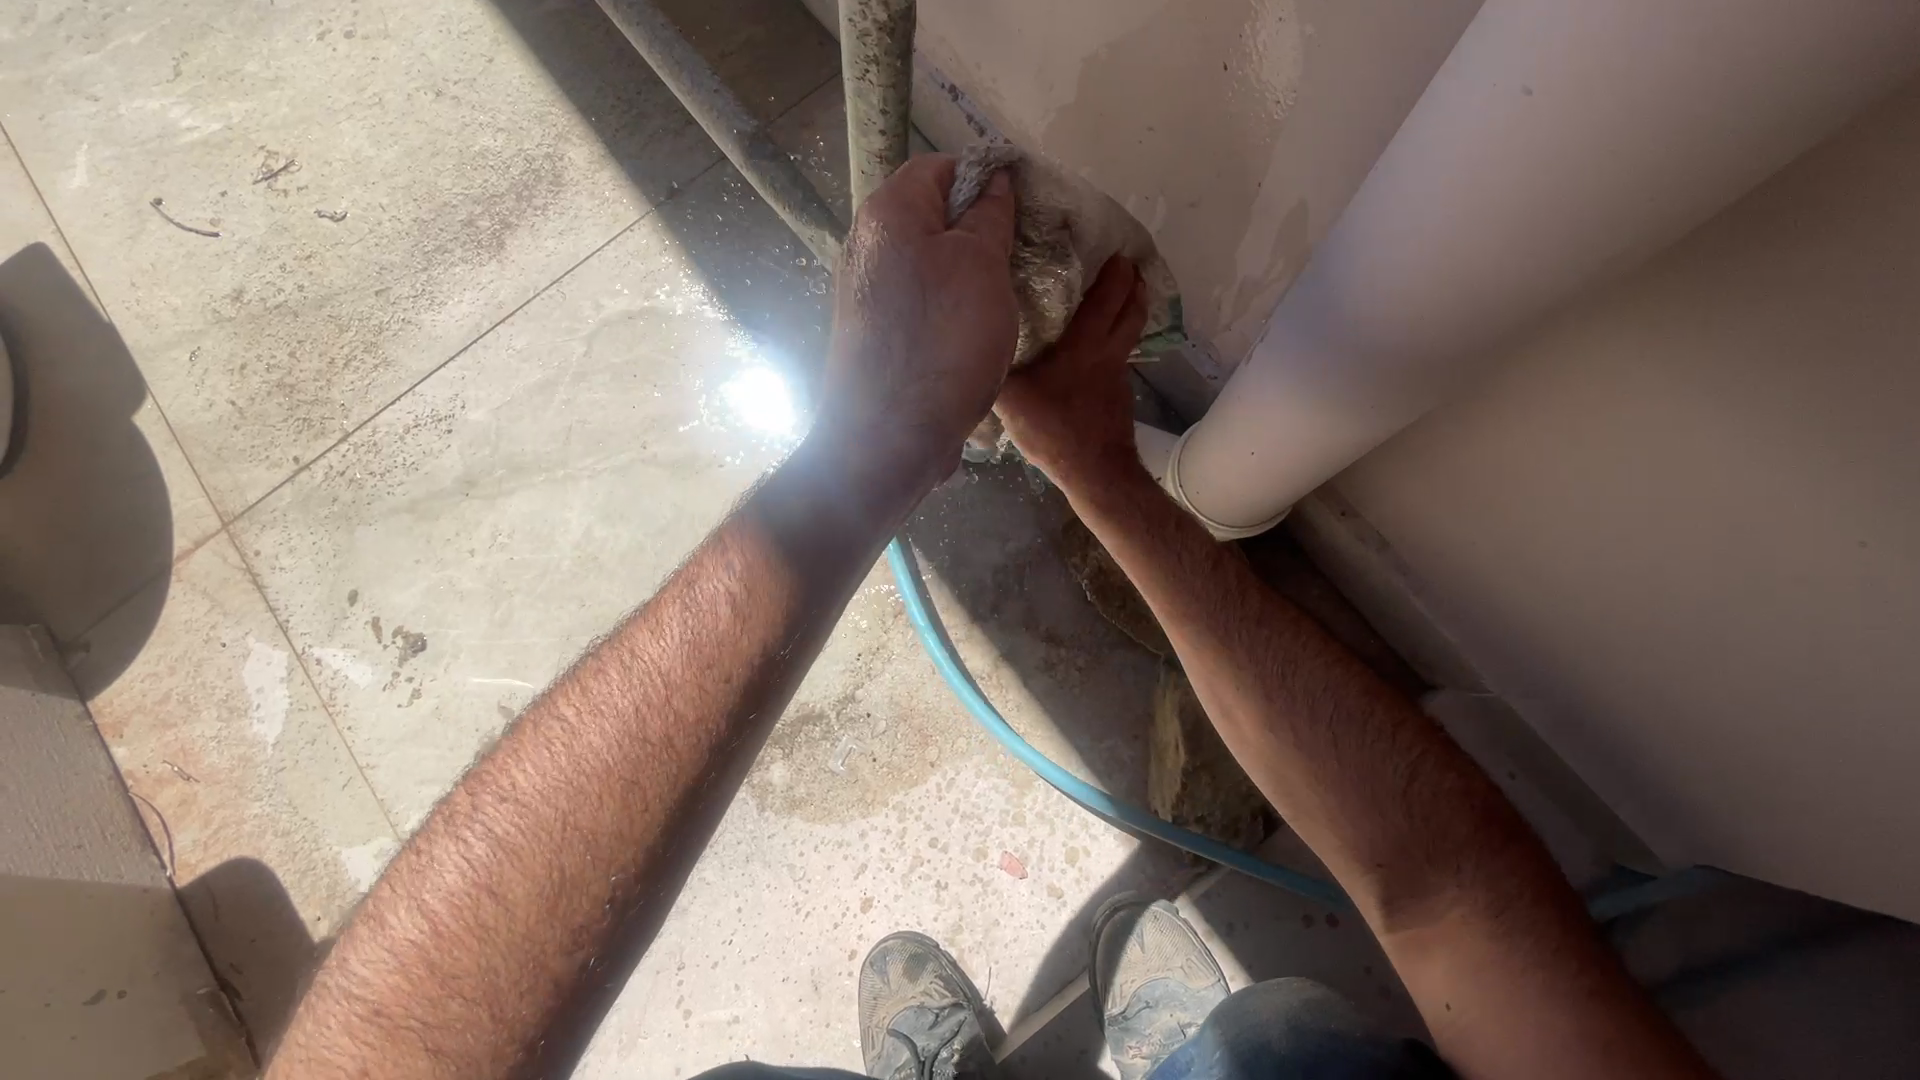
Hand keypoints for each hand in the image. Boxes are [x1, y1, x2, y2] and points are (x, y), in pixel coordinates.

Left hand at [814, 153, 1017, 505]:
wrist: (889, 438)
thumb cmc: (942, 341)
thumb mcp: (981, 266)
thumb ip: (989, 217)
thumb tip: (992, 181)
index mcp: (888, 214)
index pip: (940, 167)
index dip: (985, 180)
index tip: (1023, 213)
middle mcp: (867, 247)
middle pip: (931, 219)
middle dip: (978, 233)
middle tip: (1018, 261)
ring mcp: (866, 296)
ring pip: (928, 266)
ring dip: (967, 278)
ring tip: (1001, 303)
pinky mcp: (874, 337)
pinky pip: (920, 306)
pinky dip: (948, 312)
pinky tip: (973, 337)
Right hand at [995, 255, 1148, 494]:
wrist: (1096, 475)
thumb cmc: (1055, 431)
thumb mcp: (1011, 399)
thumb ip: (993, 372)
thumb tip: (969, 352)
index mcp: (1086, 345)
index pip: (1107, 297)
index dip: (1115, 272)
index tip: (1117, 252)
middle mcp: (1109, 355)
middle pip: (1133, 311)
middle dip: (1134, 285)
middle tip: (1130, 268)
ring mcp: (1118, 379)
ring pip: (1129, 337)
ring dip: (1128, 315)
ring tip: (1115, 305)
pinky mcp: (1118, 402)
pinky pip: (1117, 364)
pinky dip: (1112, 350)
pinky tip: (1091, 363)